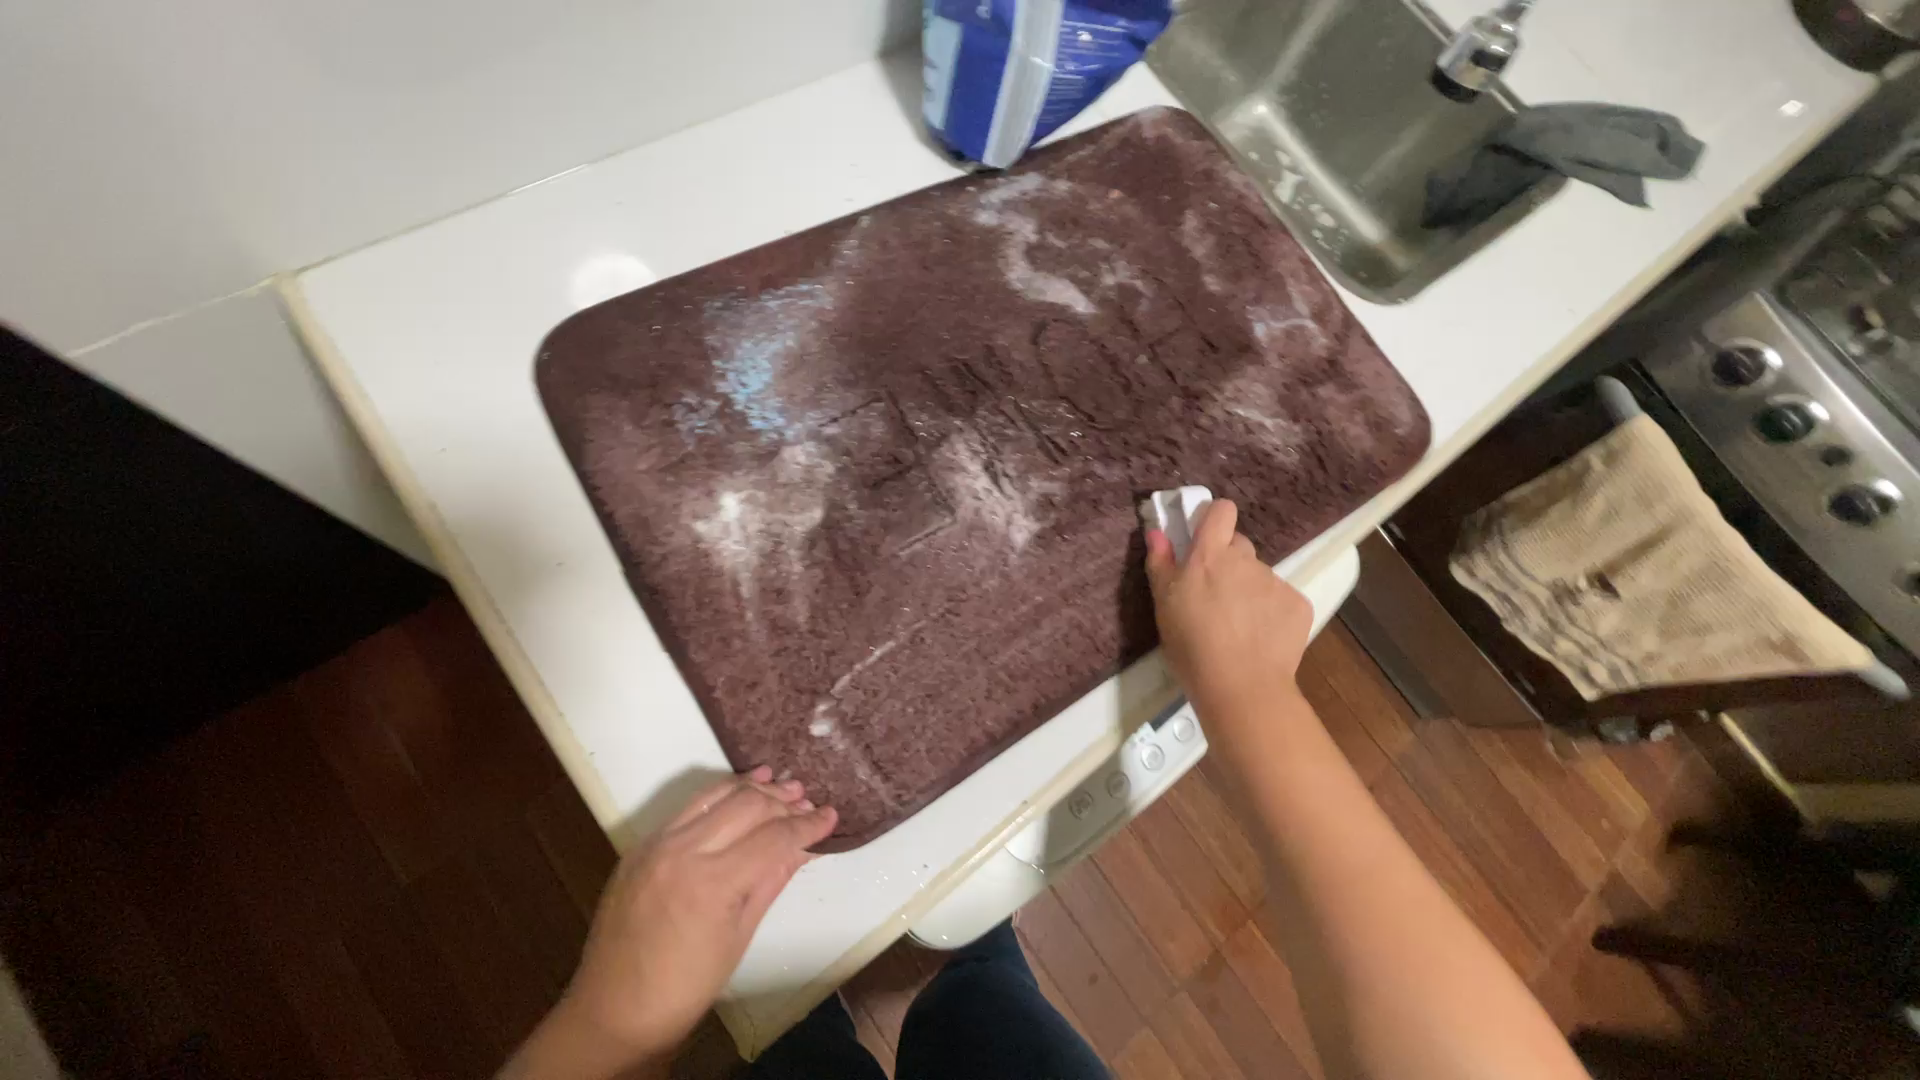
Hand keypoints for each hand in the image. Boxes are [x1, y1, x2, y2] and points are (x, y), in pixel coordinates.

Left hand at [508, 767, 836, 1079]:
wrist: (613, 1012)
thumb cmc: (685, 988)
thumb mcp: (739, 937)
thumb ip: (771, 881)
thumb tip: (803, 847)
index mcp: (711, 882)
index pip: (773, 837)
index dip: (807, 825)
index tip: (831, 816)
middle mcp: (682, 851)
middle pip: (747, 805)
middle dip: (783, 802)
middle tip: (808, 801)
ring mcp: (656, 844)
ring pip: (715, 795)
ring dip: (752, 788)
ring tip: (781, 784)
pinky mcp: (640, 845)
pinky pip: (687, 808)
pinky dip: (719, 795)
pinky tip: (739, 792)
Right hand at [1144, 499, 1313, 720]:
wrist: (1241, 687)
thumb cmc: (1191, 645)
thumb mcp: (1163, 605)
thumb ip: (1161, 563)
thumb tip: (1157, 532)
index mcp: (1209, 556)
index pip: (1221, 511)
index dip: (1214, 520)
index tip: (1204, 539)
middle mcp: (1246, 560)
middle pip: (1238, 546)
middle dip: (1228, 563)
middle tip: (1215, 596)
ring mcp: (1275, 581)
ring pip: (1259, 576)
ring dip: (1248, 590)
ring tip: (1237, 626)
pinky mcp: (1299, 604)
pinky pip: (1281, 599)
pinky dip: (1271, 612)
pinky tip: (1259, 638)